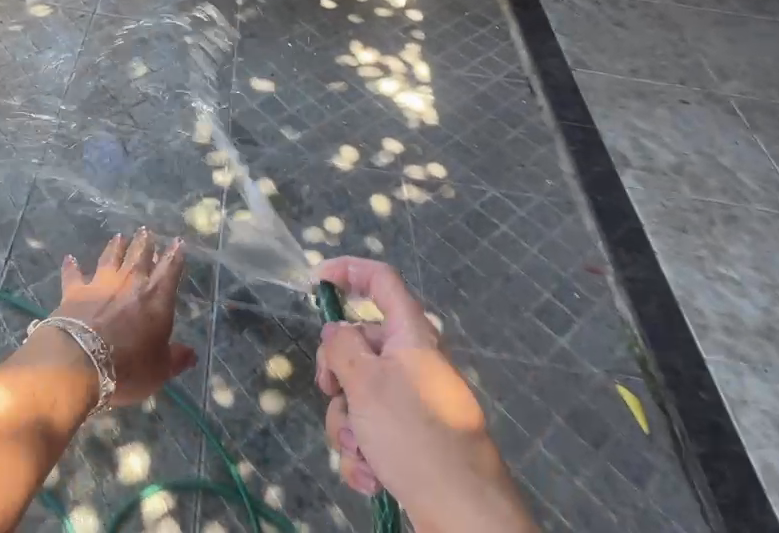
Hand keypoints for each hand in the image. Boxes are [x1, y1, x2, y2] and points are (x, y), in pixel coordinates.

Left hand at [54, 229, 197, 405]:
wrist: (80, 361)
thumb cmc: (128, 367)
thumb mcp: (159, 369)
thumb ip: (176, 358)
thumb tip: (192, 354)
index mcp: (156, 298)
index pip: (170, 270)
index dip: (175, 255)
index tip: (178, 242)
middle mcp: (130, 283)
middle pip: (139, 256)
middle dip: (145, 243)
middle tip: (147, 230)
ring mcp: (101, 283)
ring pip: (110, 258)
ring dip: (116, 247)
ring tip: (119, 236)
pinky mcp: (75, 291)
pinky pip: (73, 274)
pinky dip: (71, 266)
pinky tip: (69, 258)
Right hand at [315, 258, 530, 530]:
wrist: (464, 514)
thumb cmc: (415, 435)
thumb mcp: (366, 382)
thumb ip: (341, 347)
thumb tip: (335, 331)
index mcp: (411, 335)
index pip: (380, 280)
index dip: (347, 271)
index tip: (314, 282)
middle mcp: (413, 362)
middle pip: (359, 346)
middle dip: (337, 376)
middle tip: (332, 393)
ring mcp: (413, 403)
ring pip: (359, 395)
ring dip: (348, 426)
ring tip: (362, 453)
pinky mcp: (412, 441)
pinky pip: (372, 432)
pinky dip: (364, 454)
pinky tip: (372, 478)